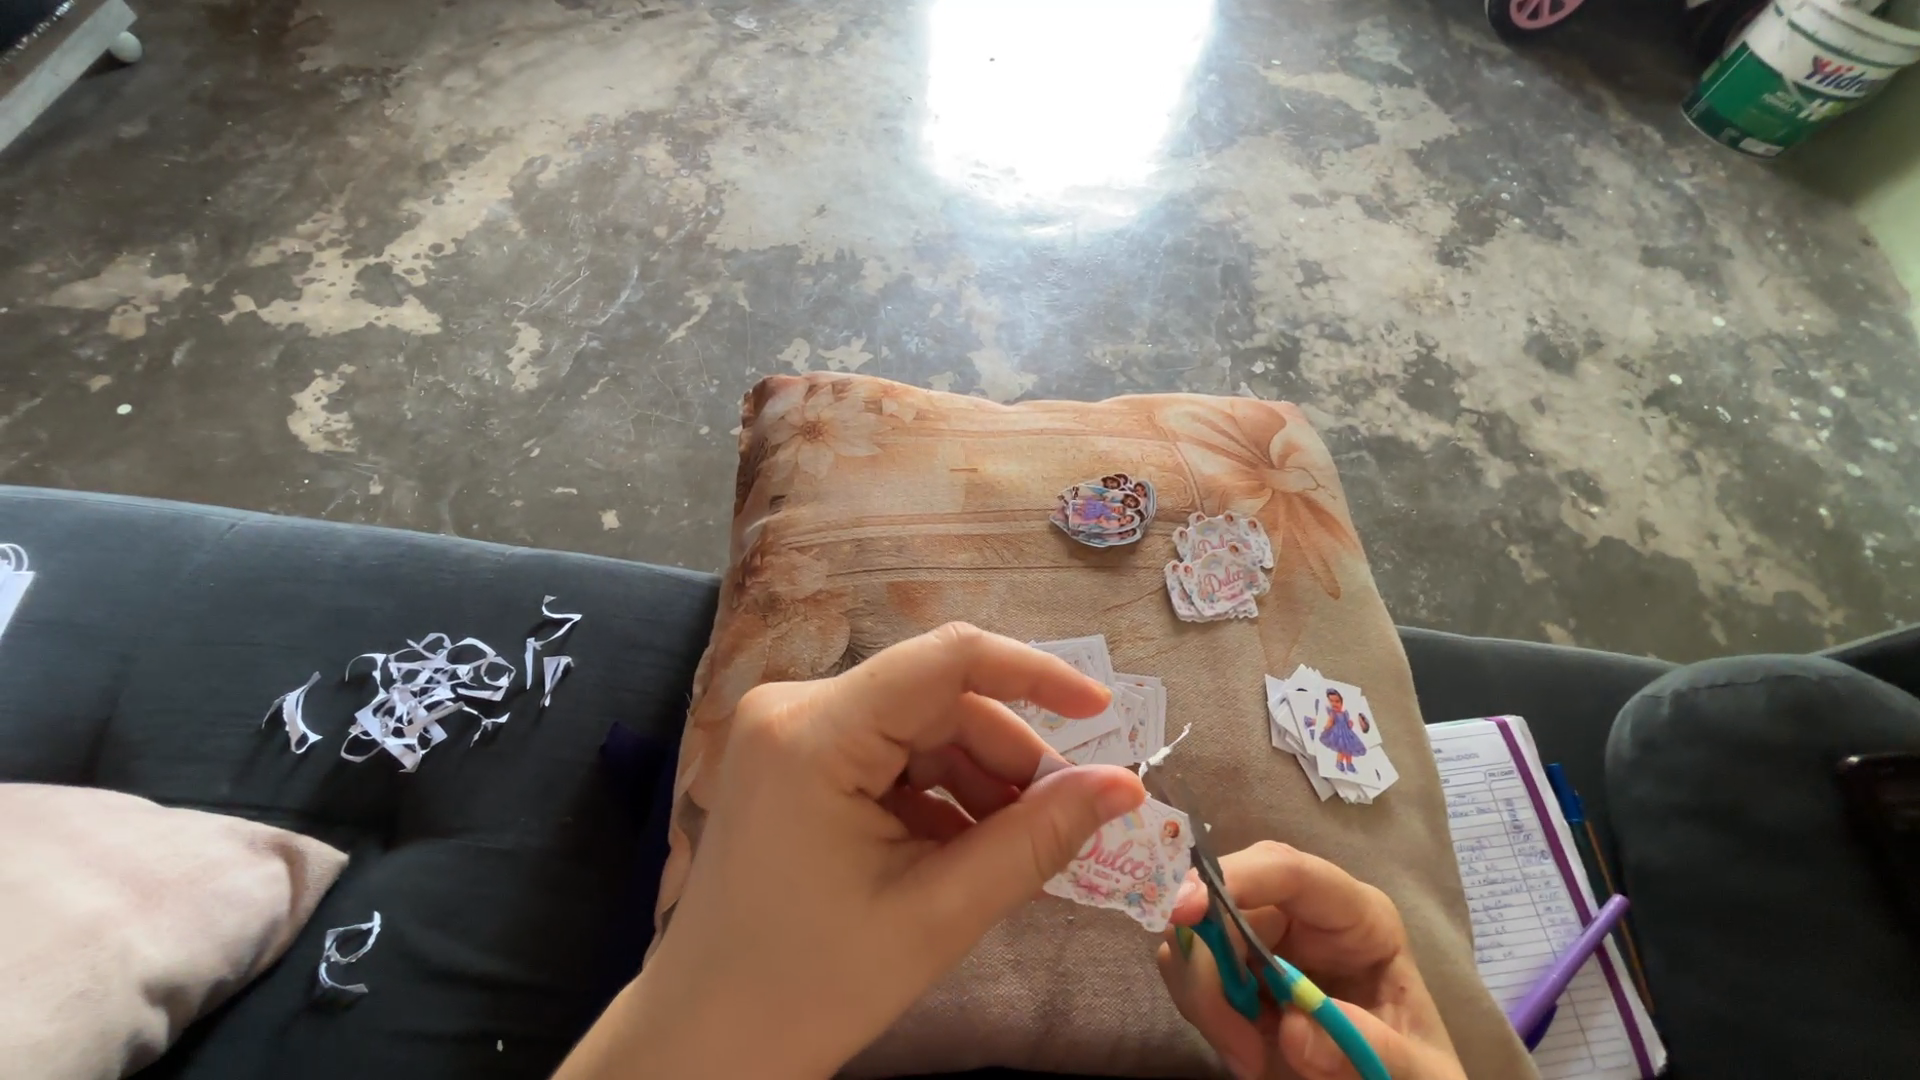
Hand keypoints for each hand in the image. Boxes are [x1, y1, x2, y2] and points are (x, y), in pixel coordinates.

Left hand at [557, 623, 1145, 1079]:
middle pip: (936, 700)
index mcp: (814, 733)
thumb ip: (1037, 840)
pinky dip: (937, 790)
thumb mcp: (937, 914)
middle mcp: (795, 705)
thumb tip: (1124, 787)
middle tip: (1062, 819)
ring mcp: (789, 727)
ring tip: (1012, 845)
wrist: (704, 1042)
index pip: (944, 659)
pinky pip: (890, 750)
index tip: (1101, 711)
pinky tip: (961, 844)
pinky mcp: (796, 753)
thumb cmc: (809, 989)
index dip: (1032, 672)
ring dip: (977, 778)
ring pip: (919, 726)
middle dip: (1007, 756)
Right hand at [1156, 842, 1464, 1079]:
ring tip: (1246, 1057)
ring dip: (1202, 992)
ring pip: (1198, 930)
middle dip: (1210, 960)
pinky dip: (1201, 1008)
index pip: (1286, 869)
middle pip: (1226, 898)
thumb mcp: (1421, 1073)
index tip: (1186, 912)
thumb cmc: (1420, 1076)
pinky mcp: (1236, 968)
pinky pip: (1190, 966)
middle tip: (1233, 1040)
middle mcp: (1299, 913)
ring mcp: (1262, 937)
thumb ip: (1368, 1047)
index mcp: (1353, 914)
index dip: (1234, 877)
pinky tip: (1241, 1051)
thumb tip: (1292, 1026)